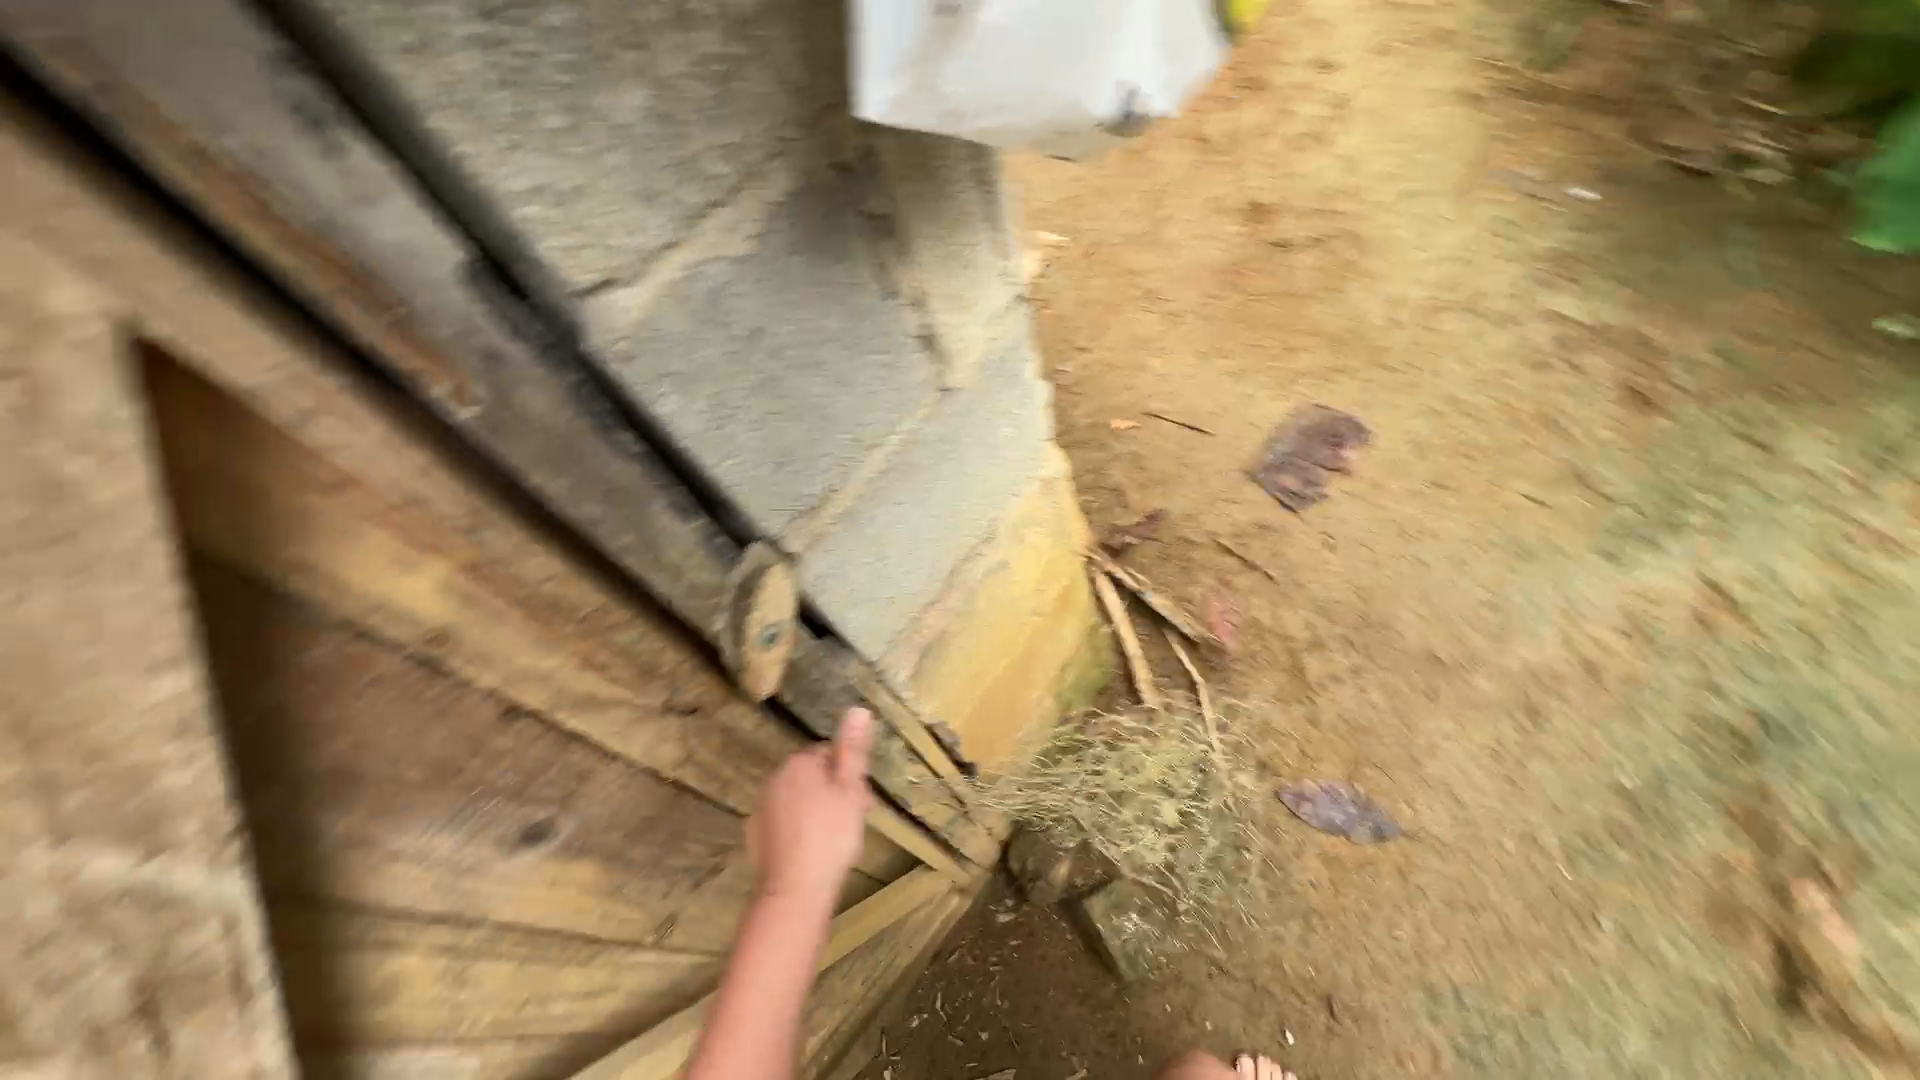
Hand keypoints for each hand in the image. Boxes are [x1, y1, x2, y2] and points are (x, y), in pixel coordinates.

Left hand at [748, 707, 874, 903]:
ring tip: (833, 837)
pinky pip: (782, 820)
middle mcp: (775, 777)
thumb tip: (858, 709)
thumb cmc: (830, 835)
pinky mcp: (754, 832)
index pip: (829, 755)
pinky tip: (809, 848)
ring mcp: (761, 806)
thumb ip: (853, 749)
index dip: (850, 776)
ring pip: (796, 797)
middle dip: (833, 791)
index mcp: (799, 763)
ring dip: (815, 808)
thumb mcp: (850, 790)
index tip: (865, 802)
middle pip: (812, 775)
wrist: (794, 889)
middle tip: (853, 820)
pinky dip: (796, 827)